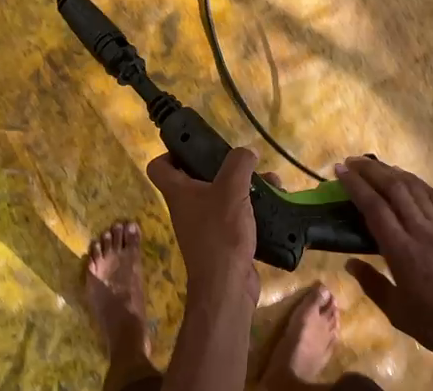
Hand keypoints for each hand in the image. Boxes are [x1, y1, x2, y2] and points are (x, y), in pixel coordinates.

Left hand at [147, 147, 258, 301]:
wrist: (227, 287)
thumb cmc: (221, 232)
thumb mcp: (232, 189)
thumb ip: (239, 163)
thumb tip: (248, 151)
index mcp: (178, 192)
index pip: (159, 166)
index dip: (171, 152)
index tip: (195, 146)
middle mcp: (186, 207)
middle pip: (197, 178)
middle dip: (224, 168)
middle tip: (244, 163)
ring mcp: (203, 227)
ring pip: (221, 197)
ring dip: (244, 188)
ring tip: (271, 183)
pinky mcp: (221, 242)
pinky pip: (234, 217)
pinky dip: (251, 209)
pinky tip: (273, 205)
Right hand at [336, 157, 432, 374]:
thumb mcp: (399, 314)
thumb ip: (372, 285)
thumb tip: (349, 263)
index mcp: (402, 252)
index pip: (374, 207)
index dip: (355, 185)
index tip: (340, 170)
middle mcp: (421, 232)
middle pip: (394, 189)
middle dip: (370, 170)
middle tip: (352, 161)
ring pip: (415, 188)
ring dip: (392, 172)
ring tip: (376, 165)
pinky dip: (418, 184)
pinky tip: (409, 180)